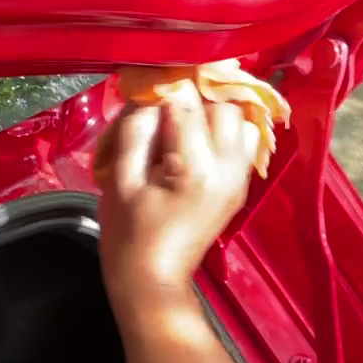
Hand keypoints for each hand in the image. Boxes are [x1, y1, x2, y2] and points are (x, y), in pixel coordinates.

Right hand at [93, 80, 259, 314]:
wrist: (152, 279)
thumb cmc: (126, 233)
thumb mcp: (120, 181)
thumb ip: (135, 133)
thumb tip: (149, 96)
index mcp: (193, 167)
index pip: (187, 105)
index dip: (165, 88)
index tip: (146, 83)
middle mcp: (228, 167)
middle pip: (222, 105)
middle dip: (193, 99)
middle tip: (163, 108)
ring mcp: (239, 177)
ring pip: (239, 119)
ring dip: (211, 113)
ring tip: (181, 123)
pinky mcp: (240, 184)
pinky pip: (242, 140)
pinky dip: (221, 130)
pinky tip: (195, 140)